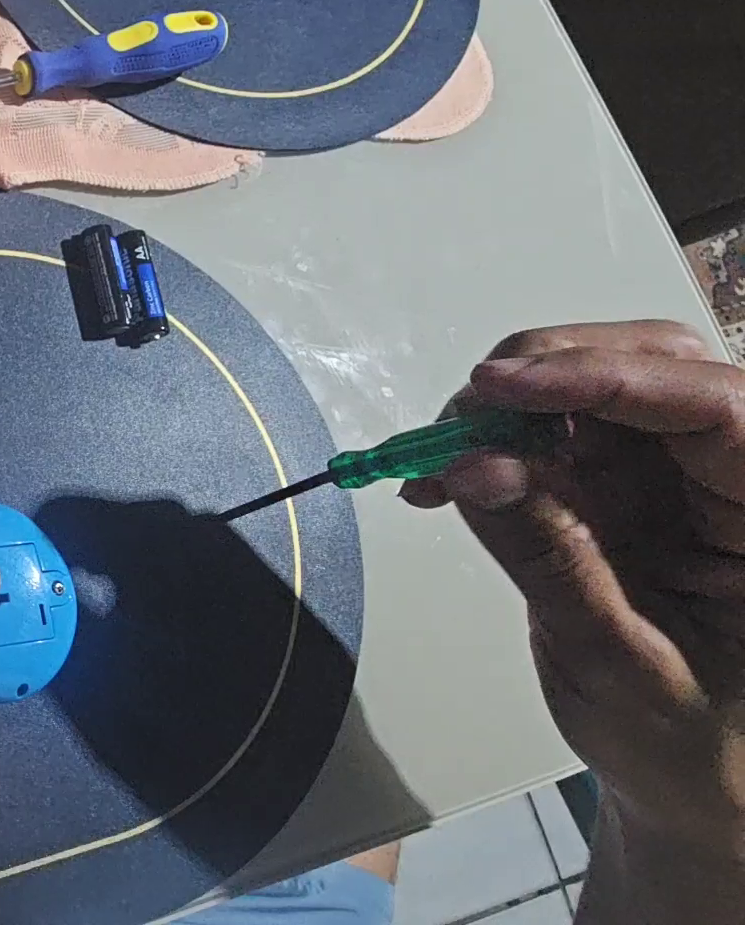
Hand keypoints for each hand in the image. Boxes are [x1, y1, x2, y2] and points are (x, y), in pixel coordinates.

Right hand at [401, 322, 744, 917]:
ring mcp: (680, 478)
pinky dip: (481, 442)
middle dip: (547, 374)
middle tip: (459, 423)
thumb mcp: (616, 659)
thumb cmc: (694, 746)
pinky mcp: (620, 485)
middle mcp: (742, 480)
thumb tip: (472, 467)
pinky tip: (442, 479)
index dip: (600, 380)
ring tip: (436, 462)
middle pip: (658, 365)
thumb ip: (548, 556)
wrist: (704, 783)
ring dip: (502, 409)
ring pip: (593, 386)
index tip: (491, 388)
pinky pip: (545, 433)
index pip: (717, 407)